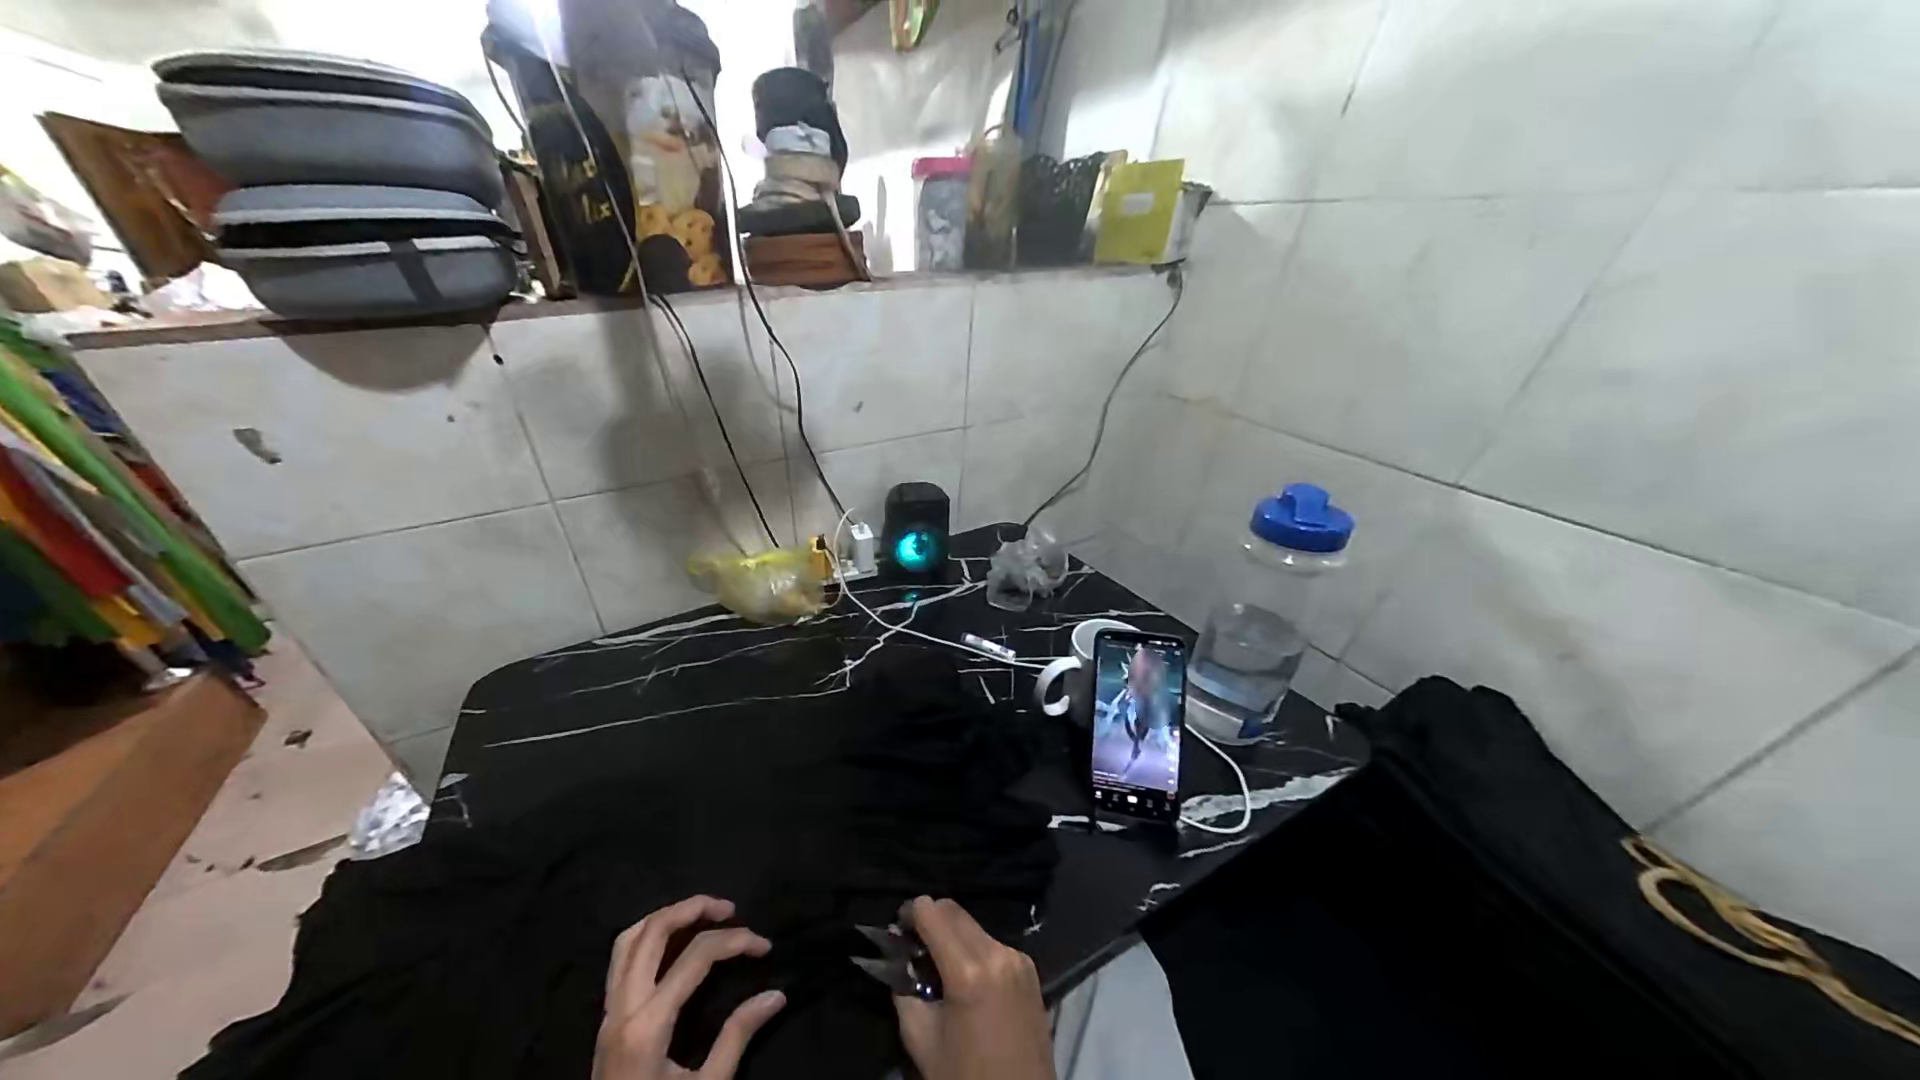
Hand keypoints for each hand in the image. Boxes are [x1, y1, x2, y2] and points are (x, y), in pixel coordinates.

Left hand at [593, 895, 786, 1079]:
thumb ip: (737, 1037)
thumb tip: (776, 995)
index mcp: (648, 1026)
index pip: (696, 957)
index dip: (735, 941)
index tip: (764, 946)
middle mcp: (622, 1009)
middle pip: (654, 931)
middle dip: (695, 908)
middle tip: (730, 909)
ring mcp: (608, 1012)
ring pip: (630, 938)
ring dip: (667, 915)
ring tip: (701, 913)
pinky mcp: (605, 1019)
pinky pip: (619, 959)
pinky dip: (646, 935)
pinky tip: (671, 940)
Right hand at [893, 896, 1055, 1079]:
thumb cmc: (966, 1077)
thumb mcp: (921, 1040)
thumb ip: (905, 991)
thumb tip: (899, 960)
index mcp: (967, 970)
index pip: (932, 912)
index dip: (910, 912)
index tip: (899, 927)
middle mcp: (996, 952)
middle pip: (954, 911)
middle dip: (931, 919)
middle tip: (914, 944)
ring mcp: (1017, 957)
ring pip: (974, 925)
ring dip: (953, 934)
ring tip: (940, 964)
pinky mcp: (1030, 967)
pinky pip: (993, 943)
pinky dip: (974, 948)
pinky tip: (968, 977)